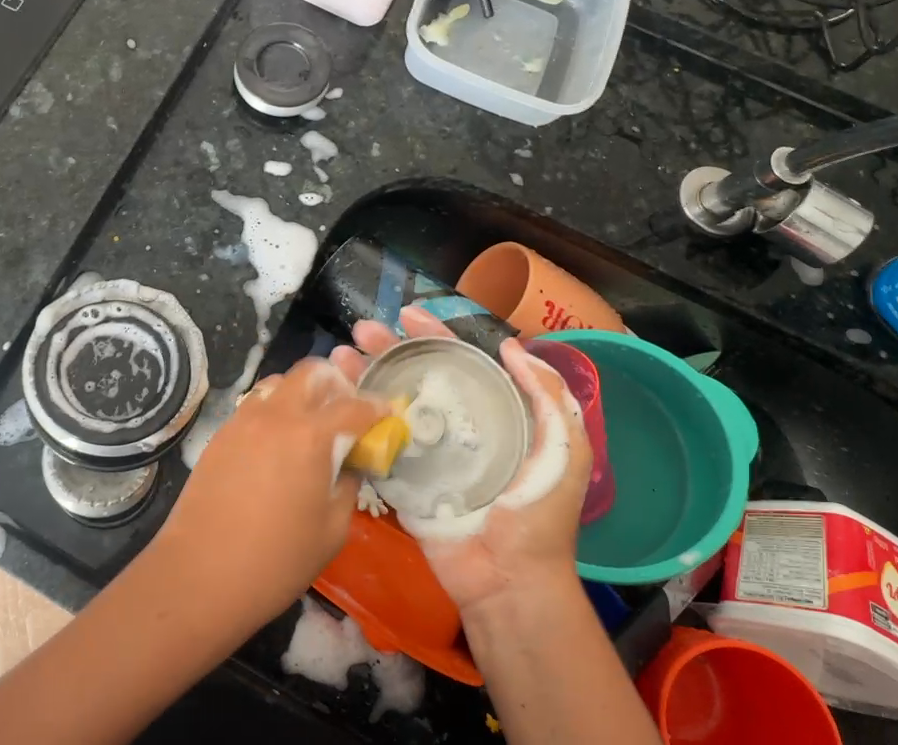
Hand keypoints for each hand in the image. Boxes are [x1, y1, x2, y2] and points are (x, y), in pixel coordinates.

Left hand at [155, 358, 387, 632]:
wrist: (202, 573)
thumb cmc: (277, 560)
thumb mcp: (332, 529)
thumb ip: (348, 484)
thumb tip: (351, 463)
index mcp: (310, 436)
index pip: (353, 405)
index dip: (376, 408)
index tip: (387, 415)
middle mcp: (275, 415)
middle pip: (310, 373)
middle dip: (335, 384)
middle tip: (347, 413)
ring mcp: (242, 421)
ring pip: (277, 384)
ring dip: (301, 394)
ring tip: (311, 426)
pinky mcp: (220, 435)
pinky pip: (254, 406)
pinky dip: (274, 412)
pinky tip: (278, 445)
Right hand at [331, 306, 591, 615]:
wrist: (507, 581)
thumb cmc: (538, 518)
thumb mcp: (564, 454)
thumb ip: (548, 400)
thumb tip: (510, 346)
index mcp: (494, 415)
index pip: (462, 362)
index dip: (436, 336)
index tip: (409, 315)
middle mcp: (456, 425)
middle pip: (417, 375)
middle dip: (389, 347)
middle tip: (361, 330)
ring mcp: (424, 451)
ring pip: (390, 401)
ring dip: (364, 374)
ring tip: (339, 354)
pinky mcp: (400, 478)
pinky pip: (375, 441)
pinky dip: (353, 417)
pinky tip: (334, 397)